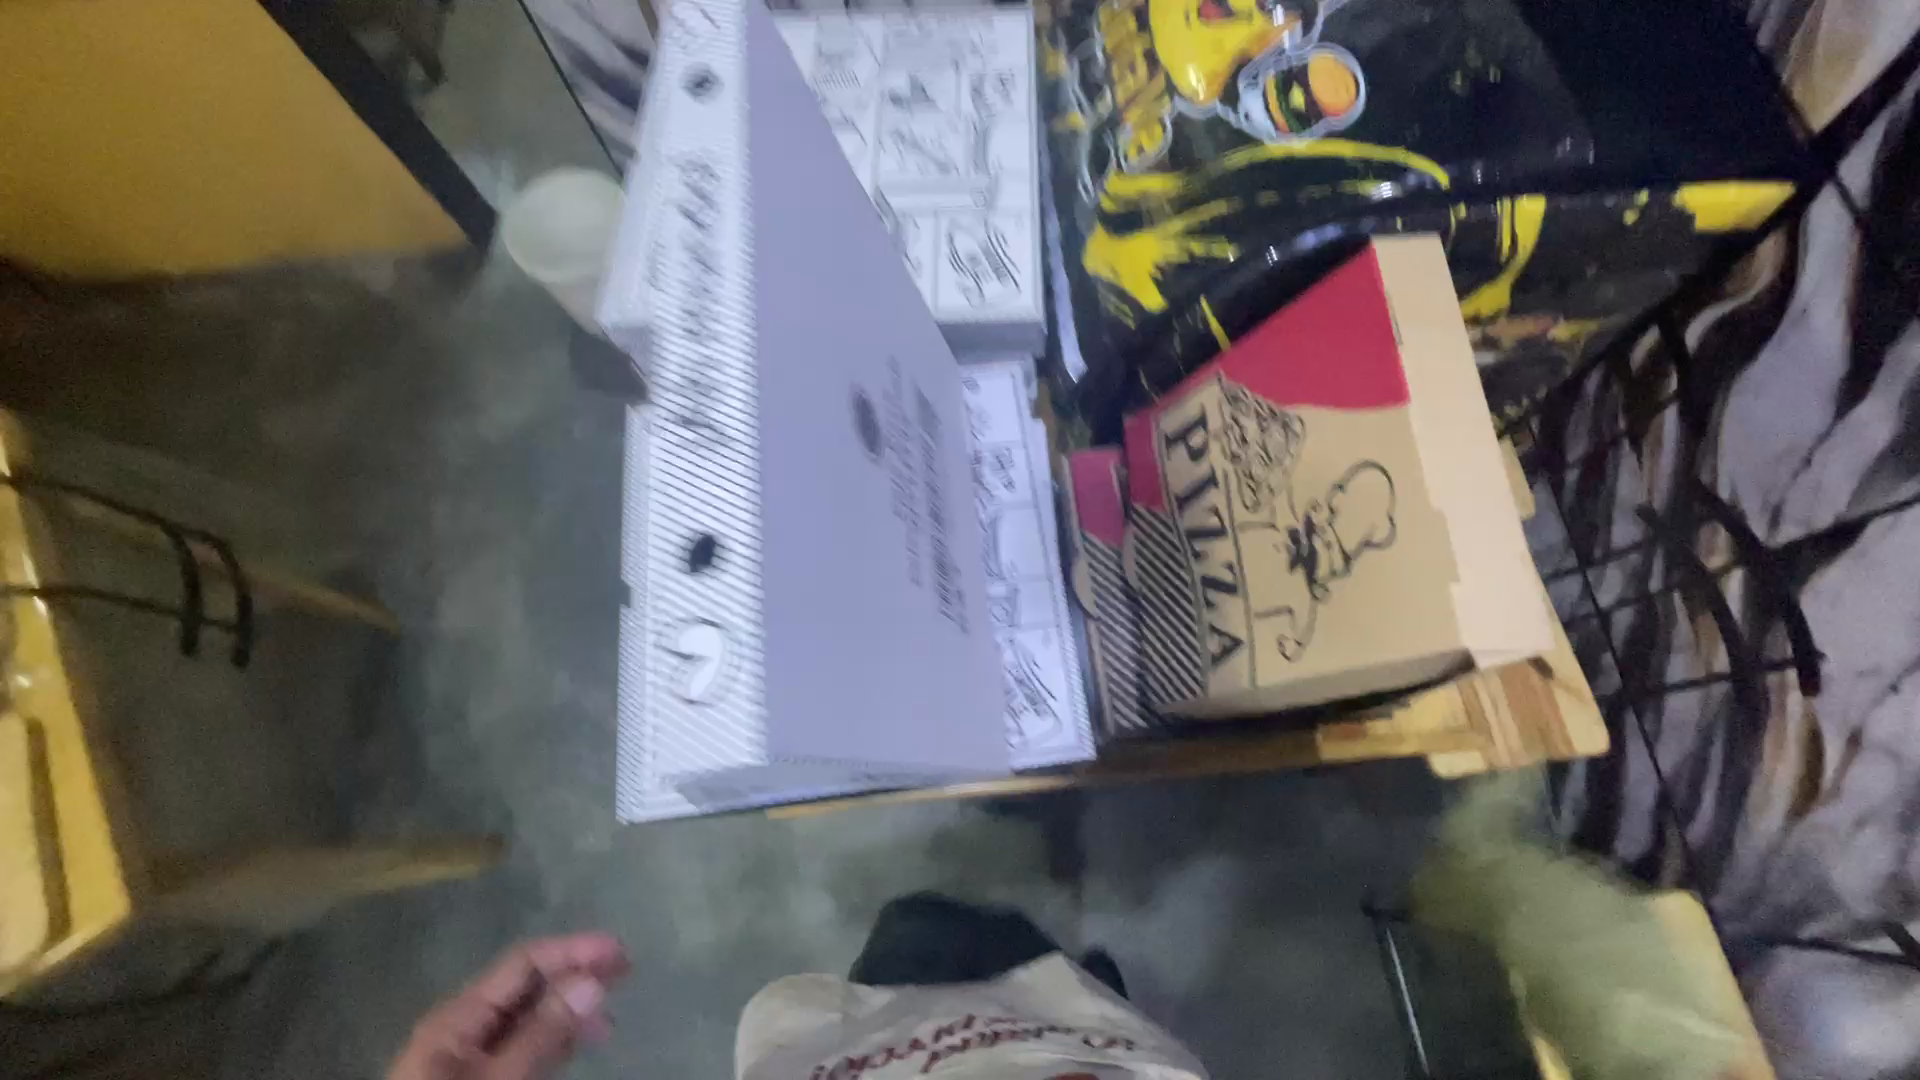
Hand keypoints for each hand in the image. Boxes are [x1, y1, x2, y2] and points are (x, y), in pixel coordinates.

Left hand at [388, 934, 630, 1079]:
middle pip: (525, 986)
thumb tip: (593, 980)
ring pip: (526, 1016)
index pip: (524, 963)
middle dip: (575, 975)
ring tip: (607, 1021)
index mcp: (457, 1020)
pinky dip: (552, 1039)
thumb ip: (542, 1034)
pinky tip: (573, 1046)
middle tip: (626, 975)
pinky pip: (519, 1046)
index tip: (621, 953)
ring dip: (568, 1009)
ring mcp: (464, 1061)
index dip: (574, 950)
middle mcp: (460, 1030)